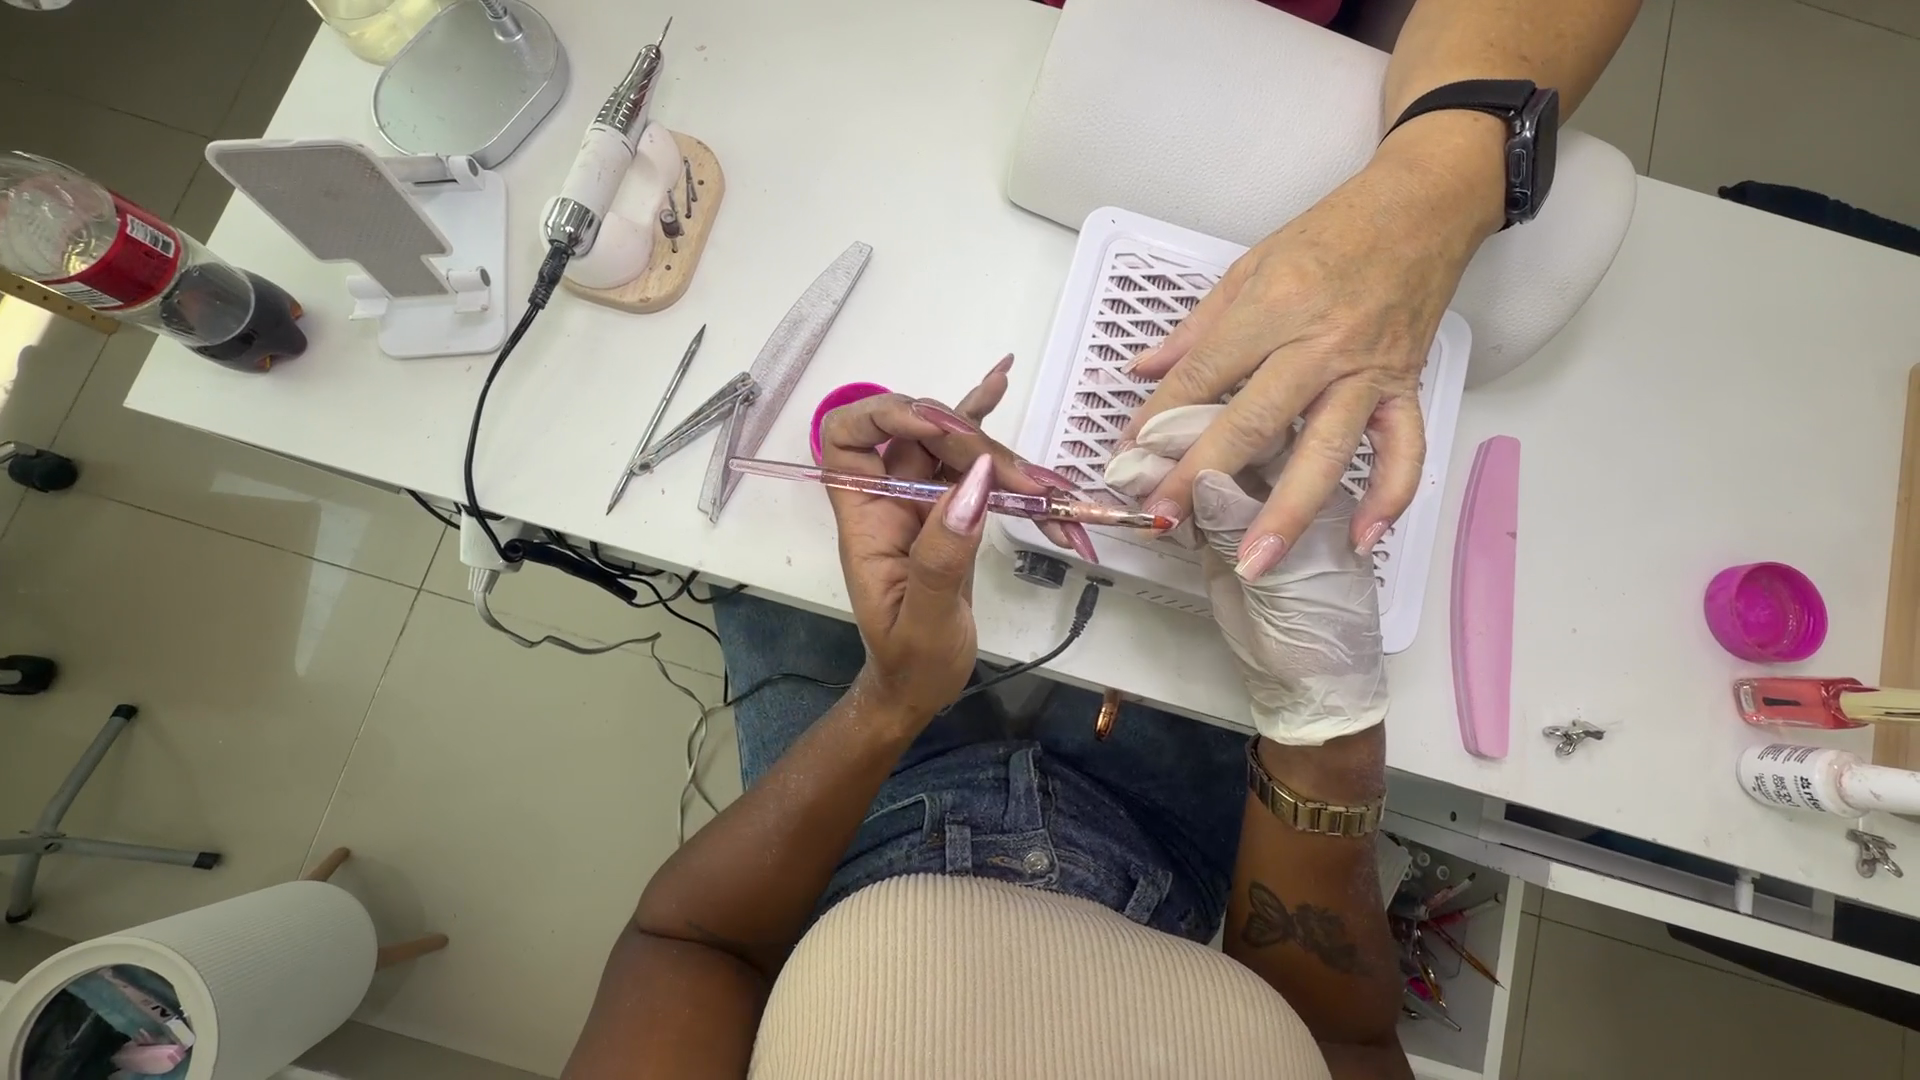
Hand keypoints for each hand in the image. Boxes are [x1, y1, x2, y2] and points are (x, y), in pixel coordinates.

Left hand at [821, 357, 1096, 719]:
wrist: (919, 686)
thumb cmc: (911, 664)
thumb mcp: (926, 622)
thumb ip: (943, 554)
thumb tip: (976, 481)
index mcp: (865, 521)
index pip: (845, 443)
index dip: (882, 417)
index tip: (935, 427)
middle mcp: (888, 500)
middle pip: (917, 438)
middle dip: (969, 447)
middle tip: (1021, 482)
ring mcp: (921, 502)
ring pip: (950, 448)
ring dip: (996, 453)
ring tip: (1042, 480)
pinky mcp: (952, 509)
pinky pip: (967, 462)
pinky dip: (985, 428)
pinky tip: (999, 384)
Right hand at [1107, 405, 1387, 744]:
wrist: (1308, 687)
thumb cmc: (1318, 631)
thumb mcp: (1287, 576)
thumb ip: (1243, 524)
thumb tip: (1203, 476)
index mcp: (1317, 489)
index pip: (1264, 440)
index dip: (1214, 432)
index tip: (1167, 432)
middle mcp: (1282, 494)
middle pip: (1227, 453)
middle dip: (1180, 450)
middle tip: (1134, 453)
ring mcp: (1248, 517)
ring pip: (1203, 480)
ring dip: (1166, 476)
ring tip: (1128, 474)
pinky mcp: (1222, 541)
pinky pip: (1191, 512)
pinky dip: (1167, 506)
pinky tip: (1142, 502)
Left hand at [1118, 134, 1500, 579]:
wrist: (1424, 204)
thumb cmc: (1330, 233)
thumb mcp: (1249, 267)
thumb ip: (1195, 330)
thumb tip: (1141, 371)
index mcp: (1272, 309)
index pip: (1201, 376)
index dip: (1157, 420)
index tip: (1125, 460)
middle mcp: (1319, 346)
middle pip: (1253, 422)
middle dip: (1203, 477)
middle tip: (1166, 521)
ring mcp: (1367, 373)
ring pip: (1326, 451)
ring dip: (1288, 512)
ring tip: (1254, 561)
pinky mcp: (1407, 388)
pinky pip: (1404, 451)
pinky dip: (1390, 497)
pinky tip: (1360, 540)